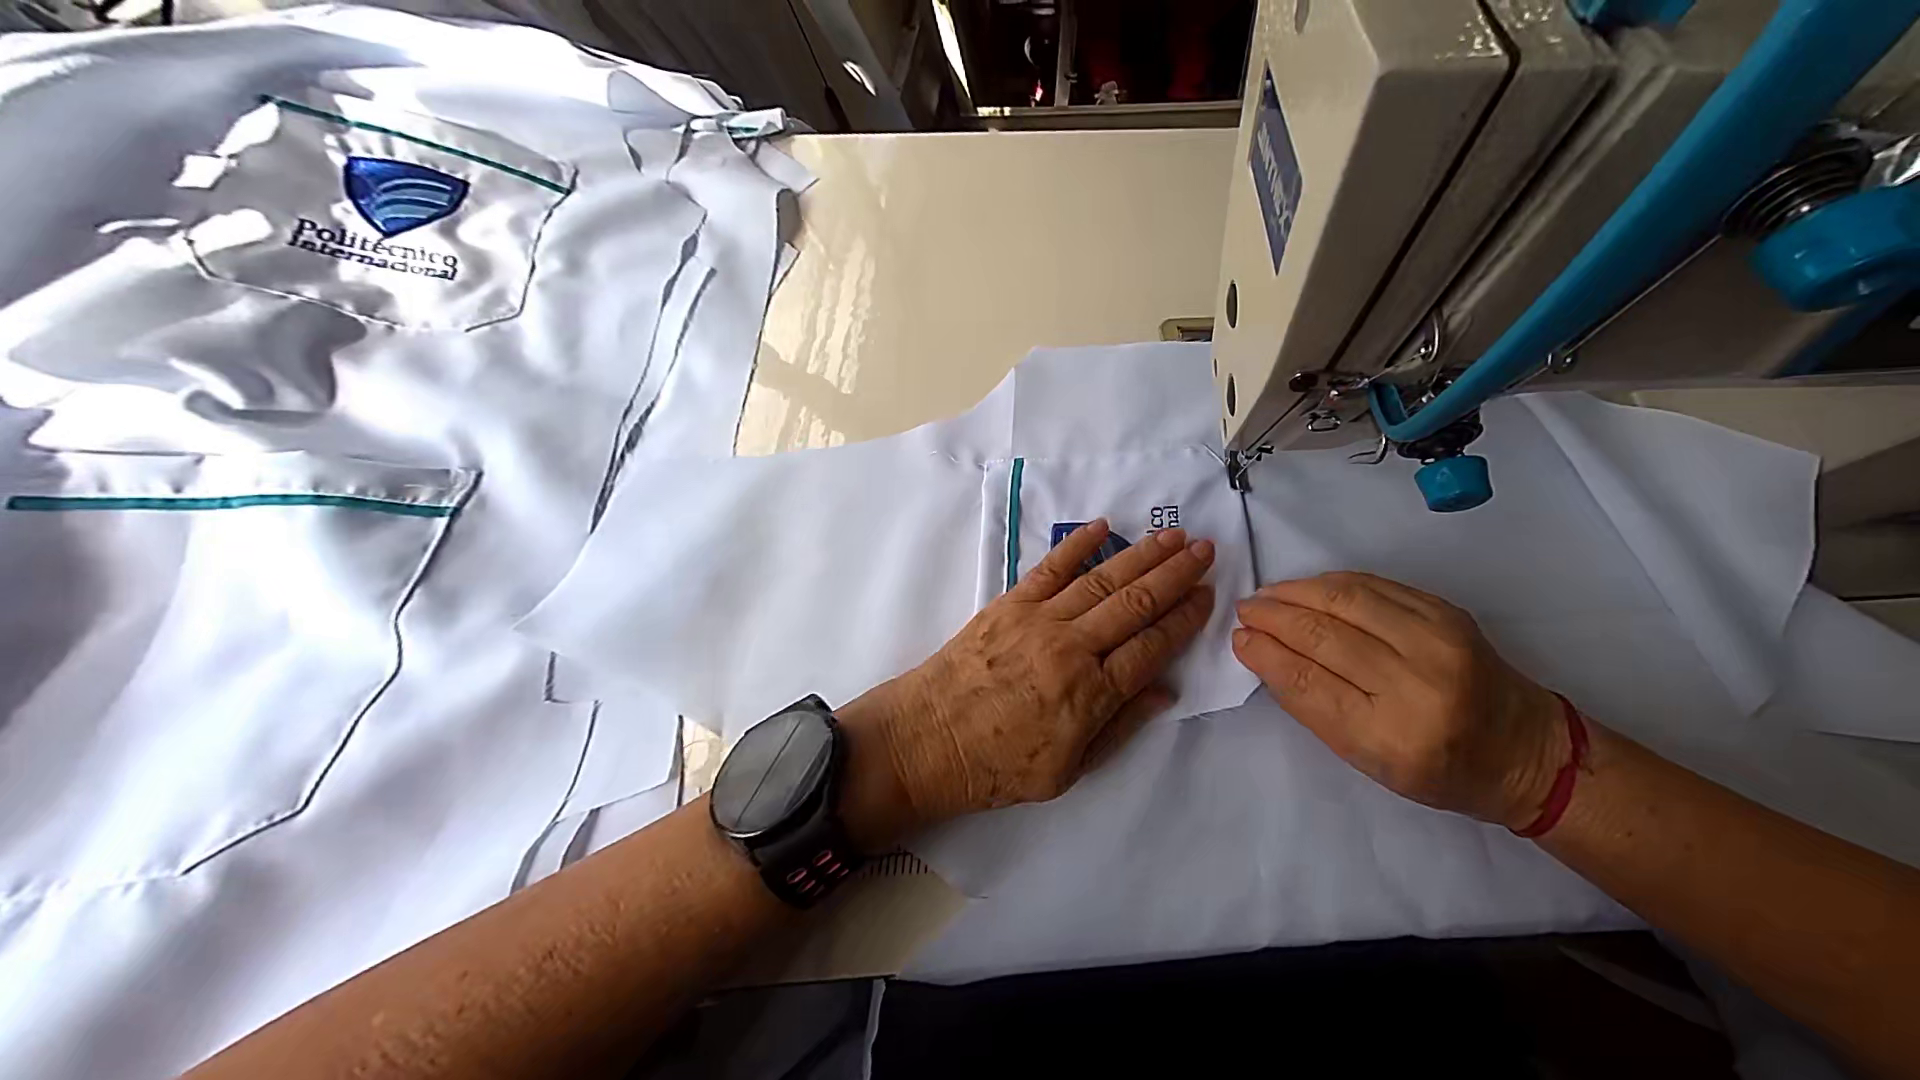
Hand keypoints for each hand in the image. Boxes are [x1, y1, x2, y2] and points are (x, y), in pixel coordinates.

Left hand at [837, 520, 1214, 847]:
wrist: (927, 740)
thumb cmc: (997, 766)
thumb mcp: (1068, 770)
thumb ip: (1119, 727)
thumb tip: (1165, 691)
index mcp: (1091, 695)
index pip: (1152, 647)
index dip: (1185, 620)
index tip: (1209, 596)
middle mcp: (1071, 650)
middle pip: (1135, 605)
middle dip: (1174, 576)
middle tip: (1205, 551)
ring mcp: (1038, 622)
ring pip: (1101, 581)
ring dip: (1140, 555)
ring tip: (1172, 536)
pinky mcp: (1008, 606)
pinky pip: (1050, 569)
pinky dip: (1076, 546)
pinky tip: (1101, 527)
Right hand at [1230, 572, 1567, 830]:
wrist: (1524, 749)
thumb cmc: (1436, 767)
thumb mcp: (1364, 756)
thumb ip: (1310, 703)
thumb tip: (1261, 651)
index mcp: (1392, 736)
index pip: (1307, 681)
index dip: (1265, 653)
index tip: (1239, 638)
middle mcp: (1418, 684)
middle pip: (1322, 634)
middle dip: (1272, 617)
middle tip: (1245, 610)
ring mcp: (1438, 641)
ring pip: (1345, 598)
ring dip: (1294, 592)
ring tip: (1266, 595)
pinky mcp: (1446, 612)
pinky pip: (1373, 585)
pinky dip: (1330, 583)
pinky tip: (1306, 588)